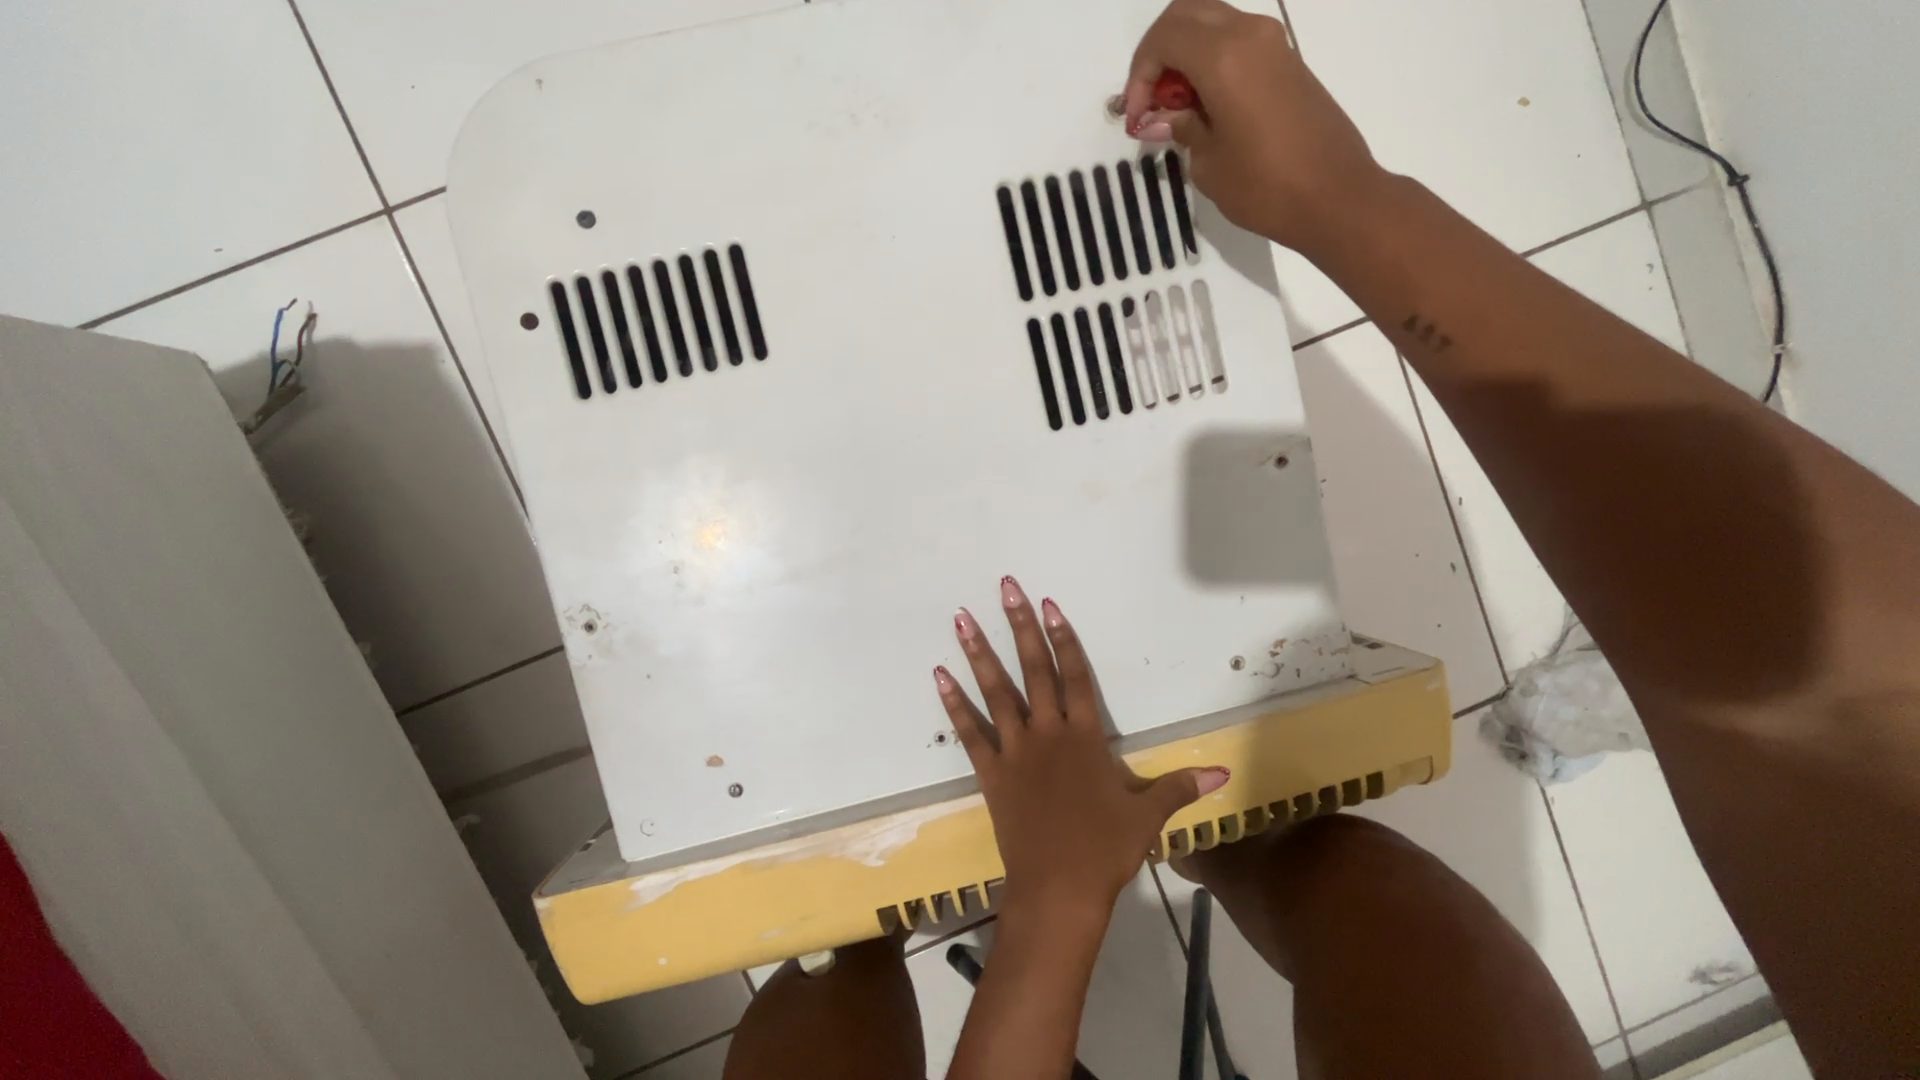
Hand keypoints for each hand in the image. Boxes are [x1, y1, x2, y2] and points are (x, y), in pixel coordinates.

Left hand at [934, 577, 1229, 917]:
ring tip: (961, 619)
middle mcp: (1048, 733)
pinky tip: (939, 676)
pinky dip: (954, 704)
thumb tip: (1223, 773)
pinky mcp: (990, 772)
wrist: (1059, 888)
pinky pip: (969, 731)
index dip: (1063, 637)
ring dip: (978, 653)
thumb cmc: (1105, 849)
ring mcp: (1016, 750)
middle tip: (1005, 588)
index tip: (1048, 603)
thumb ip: (1180, 786)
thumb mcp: (1147, 815)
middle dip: (1020, 626)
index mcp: (1085, 737)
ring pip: (995, 691)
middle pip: (1033, 669)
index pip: (1076, 675)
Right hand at [1122, 0, 1387, 255]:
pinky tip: (1206, 107)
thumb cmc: (1264, 187)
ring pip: (1213, 23)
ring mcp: (1273, 44)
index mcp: (1223, 57)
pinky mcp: (1288, 62)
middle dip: (1159, 54)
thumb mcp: (1207, 163)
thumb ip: (1182, 127)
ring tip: (1177, 107)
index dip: (1139, 75)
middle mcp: (1248, 35)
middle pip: (1187, 14)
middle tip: (1150, 101)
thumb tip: (1164, 116)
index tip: (1137, 117)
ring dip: (1186, 55)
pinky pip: (1238, 42)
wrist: (1335, 197)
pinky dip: (1212, 62)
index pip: (1164, 38)